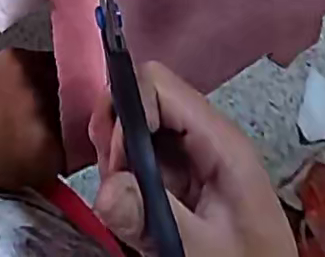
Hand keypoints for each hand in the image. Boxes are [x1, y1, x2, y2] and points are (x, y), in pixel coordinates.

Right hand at [91, 61, 293, 256]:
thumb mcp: (204, 253)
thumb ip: (153, 221)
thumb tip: (104, 191)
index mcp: (220, 140)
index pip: (158, 84)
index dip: (129, 110)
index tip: (119, 161)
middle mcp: (205, 134)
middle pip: (144, 96)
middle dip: (116, 130)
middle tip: (111, 179)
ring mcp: (192, 152)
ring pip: (138, 120)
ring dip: (117, 151)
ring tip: (120, 197)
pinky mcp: (181, 172)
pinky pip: (142, 148)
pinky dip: (123, 167)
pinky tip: (128, 202)